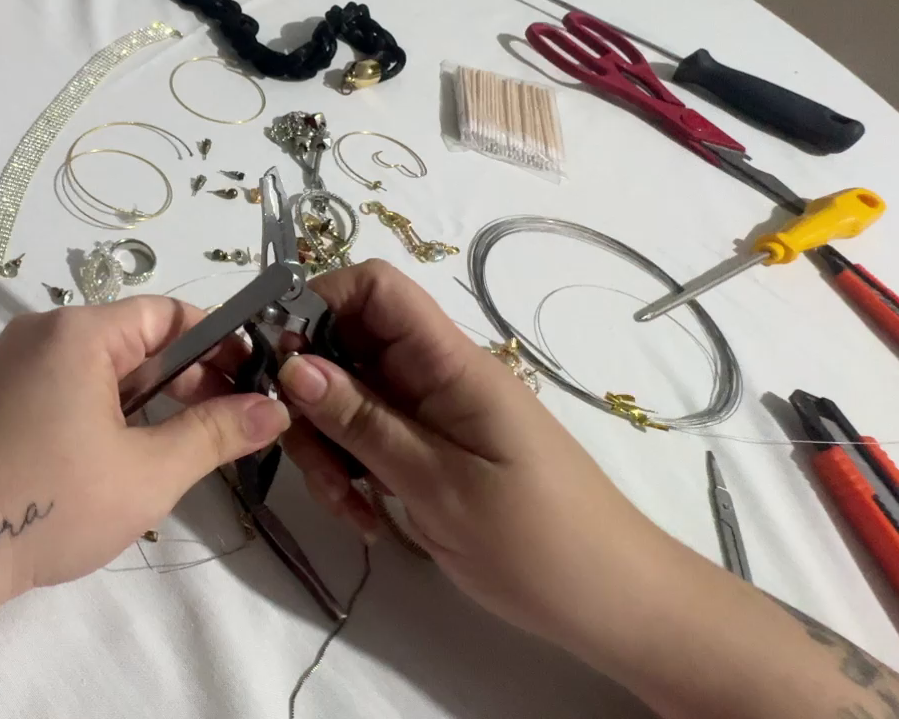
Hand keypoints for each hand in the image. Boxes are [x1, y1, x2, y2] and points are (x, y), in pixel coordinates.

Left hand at [0, 298, 290, 592]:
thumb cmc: (52, 501)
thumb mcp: (148, 471)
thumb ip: (214, 433)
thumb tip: (274, 409)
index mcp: (78, 332)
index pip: (165, 313)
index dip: (217, 341)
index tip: (254, 379)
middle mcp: (44, 332)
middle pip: (133, 336)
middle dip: (186, 374)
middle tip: (228, 422)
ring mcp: (18, 361)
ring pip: (103, 364)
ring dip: (149, 396)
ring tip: (184, 444)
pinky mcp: (4, 393)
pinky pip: (71, 382)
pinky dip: (109, 406)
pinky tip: (127, 450)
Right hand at [269, 260, 672, 640]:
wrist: (618, 610)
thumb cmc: (543, 543)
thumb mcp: (440, 485)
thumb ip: (361, 421)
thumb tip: (291, 363)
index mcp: (448, 363)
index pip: (375, 288)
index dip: (318, 301)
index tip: (280, 356)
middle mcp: (427, 374)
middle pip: (339, 344)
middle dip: (305, 393)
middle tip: (299, 449)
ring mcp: (419, 410)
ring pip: (336, 395)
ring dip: (321, 443)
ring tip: (343, 501)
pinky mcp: (414, 444)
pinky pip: (354, 436)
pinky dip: (342, 468)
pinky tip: (360, 512)